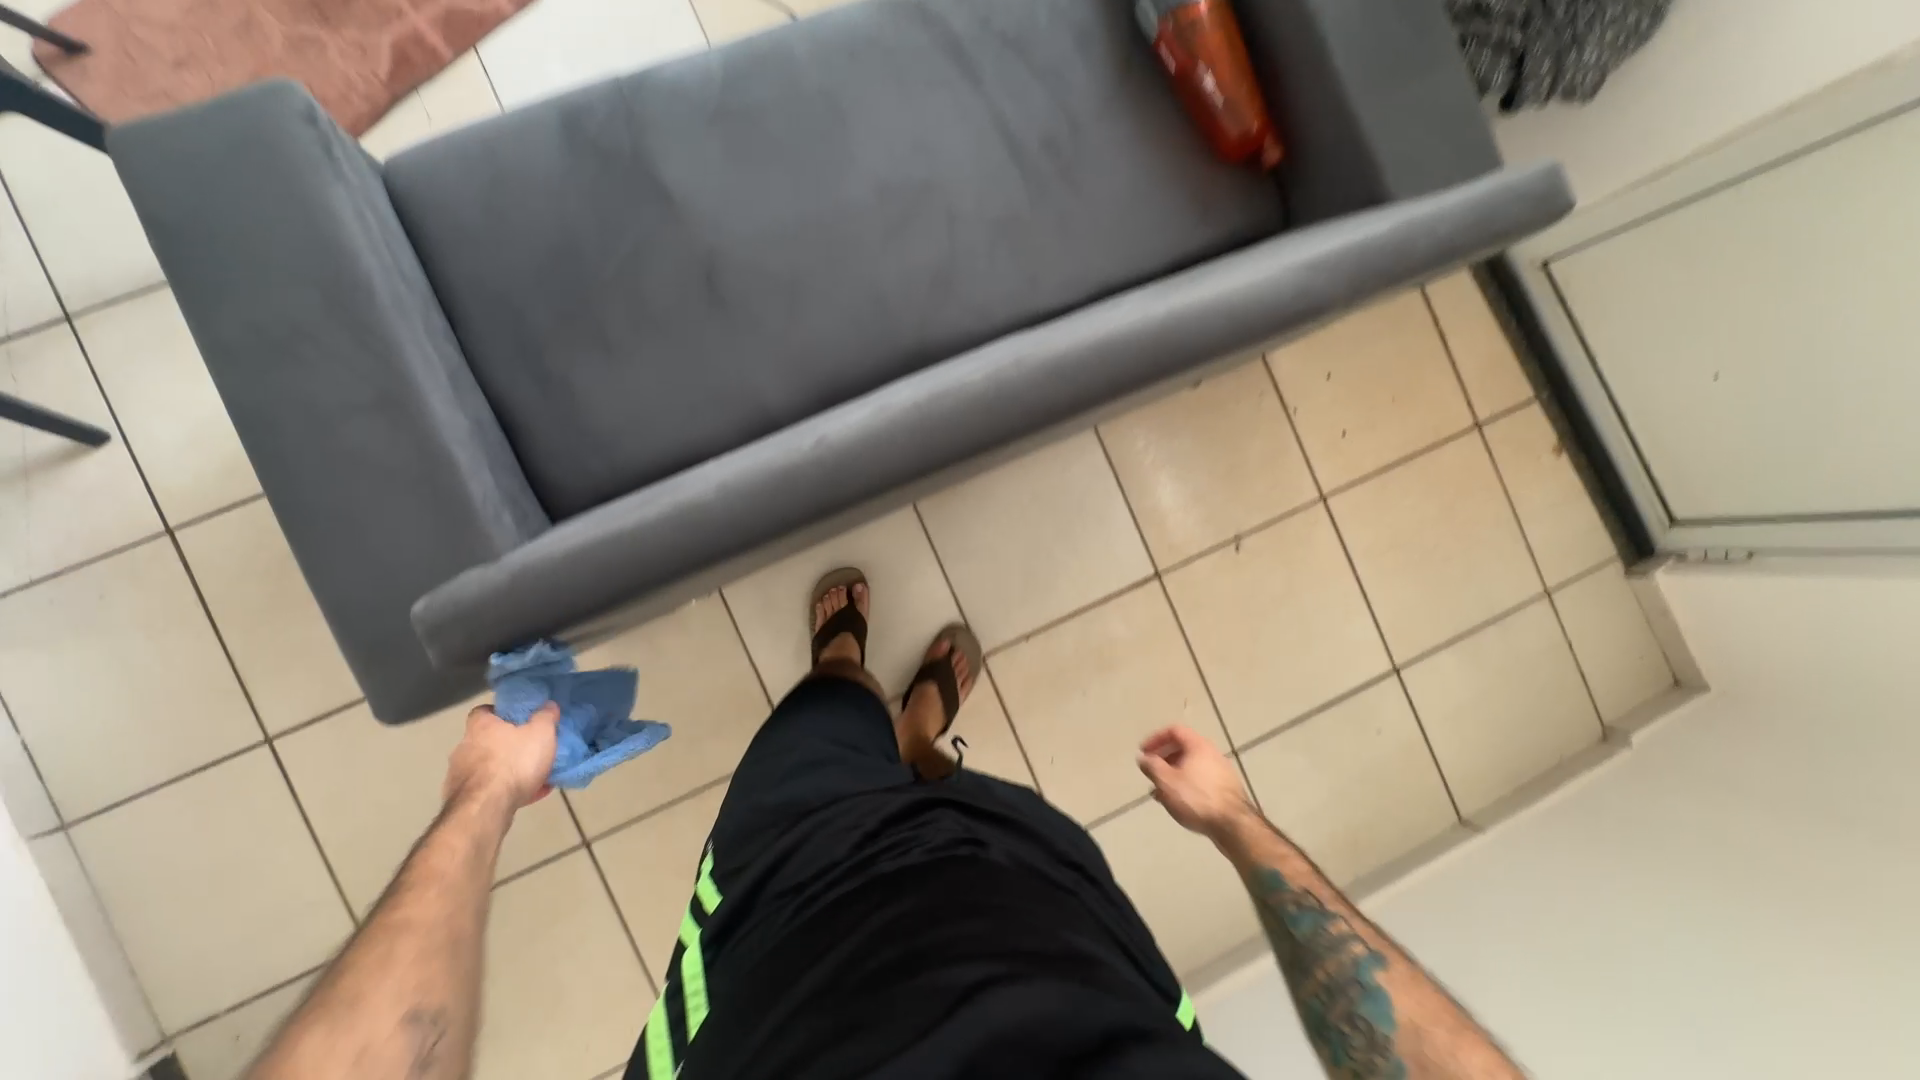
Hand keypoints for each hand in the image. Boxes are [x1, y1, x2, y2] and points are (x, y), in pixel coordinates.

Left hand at [443, 703, 558, 812]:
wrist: (486, 808)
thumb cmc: (514, 762)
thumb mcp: (541, 733)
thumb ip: (545, 717)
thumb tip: (548, 705)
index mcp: (481, 726)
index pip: (483, 711)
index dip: (501, 713)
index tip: (518, 719)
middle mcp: (464, 747)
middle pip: (486, 740)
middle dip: (507, 745)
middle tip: (530, 750)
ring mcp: (459, 775)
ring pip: (487, 767)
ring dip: (506, 771)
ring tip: (533, 777)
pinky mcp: (461, 799)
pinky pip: (488, 790)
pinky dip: (505, 791)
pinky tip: (527, 796)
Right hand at [1137, 726, 1257, 840]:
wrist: (1234, 826)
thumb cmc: (1196, 799)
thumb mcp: (1166, 782)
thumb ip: (1152, 767)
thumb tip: (1143, 758)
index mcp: (1199, 746)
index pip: (1174, 730)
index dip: (1156, 738)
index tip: (1144, 753)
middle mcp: (1213, 754)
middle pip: (1184, 749)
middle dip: (1164, 760)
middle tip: (1152, 773)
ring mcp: (1223, 772)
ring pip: (1192, 767)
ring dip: (1174, 776)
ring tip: (1161, 793)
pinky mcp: (1227, 790)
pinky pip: (1201, 781)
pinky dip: (1187, 786)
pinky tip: (1179, 804)